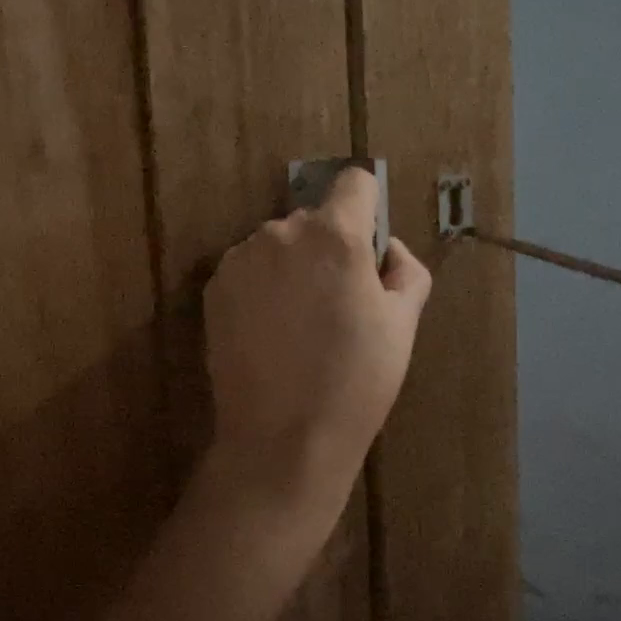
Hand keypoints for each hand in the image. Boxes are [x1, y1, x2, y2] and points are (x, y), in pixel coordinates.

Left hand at [203, 168, 431, 501]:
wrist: (282, 438)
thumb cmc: (356, 381)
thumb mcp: (403, 325)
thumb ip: (406, 270)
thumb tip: (388, 249)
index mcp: (335, 234)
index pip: (355, 182)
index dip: (368, 207)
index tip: (369, 247)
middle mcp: (282, 232)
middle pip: (315, 219)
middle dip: (330, 247)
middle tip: (338, 303)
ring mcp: (242, 259)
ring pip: (279, 245)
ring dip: (292, 267)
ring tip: (300, 325)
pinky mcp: (214, 289)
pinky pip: (249, 271)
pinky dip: (262, 288)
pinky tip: (270, 333)